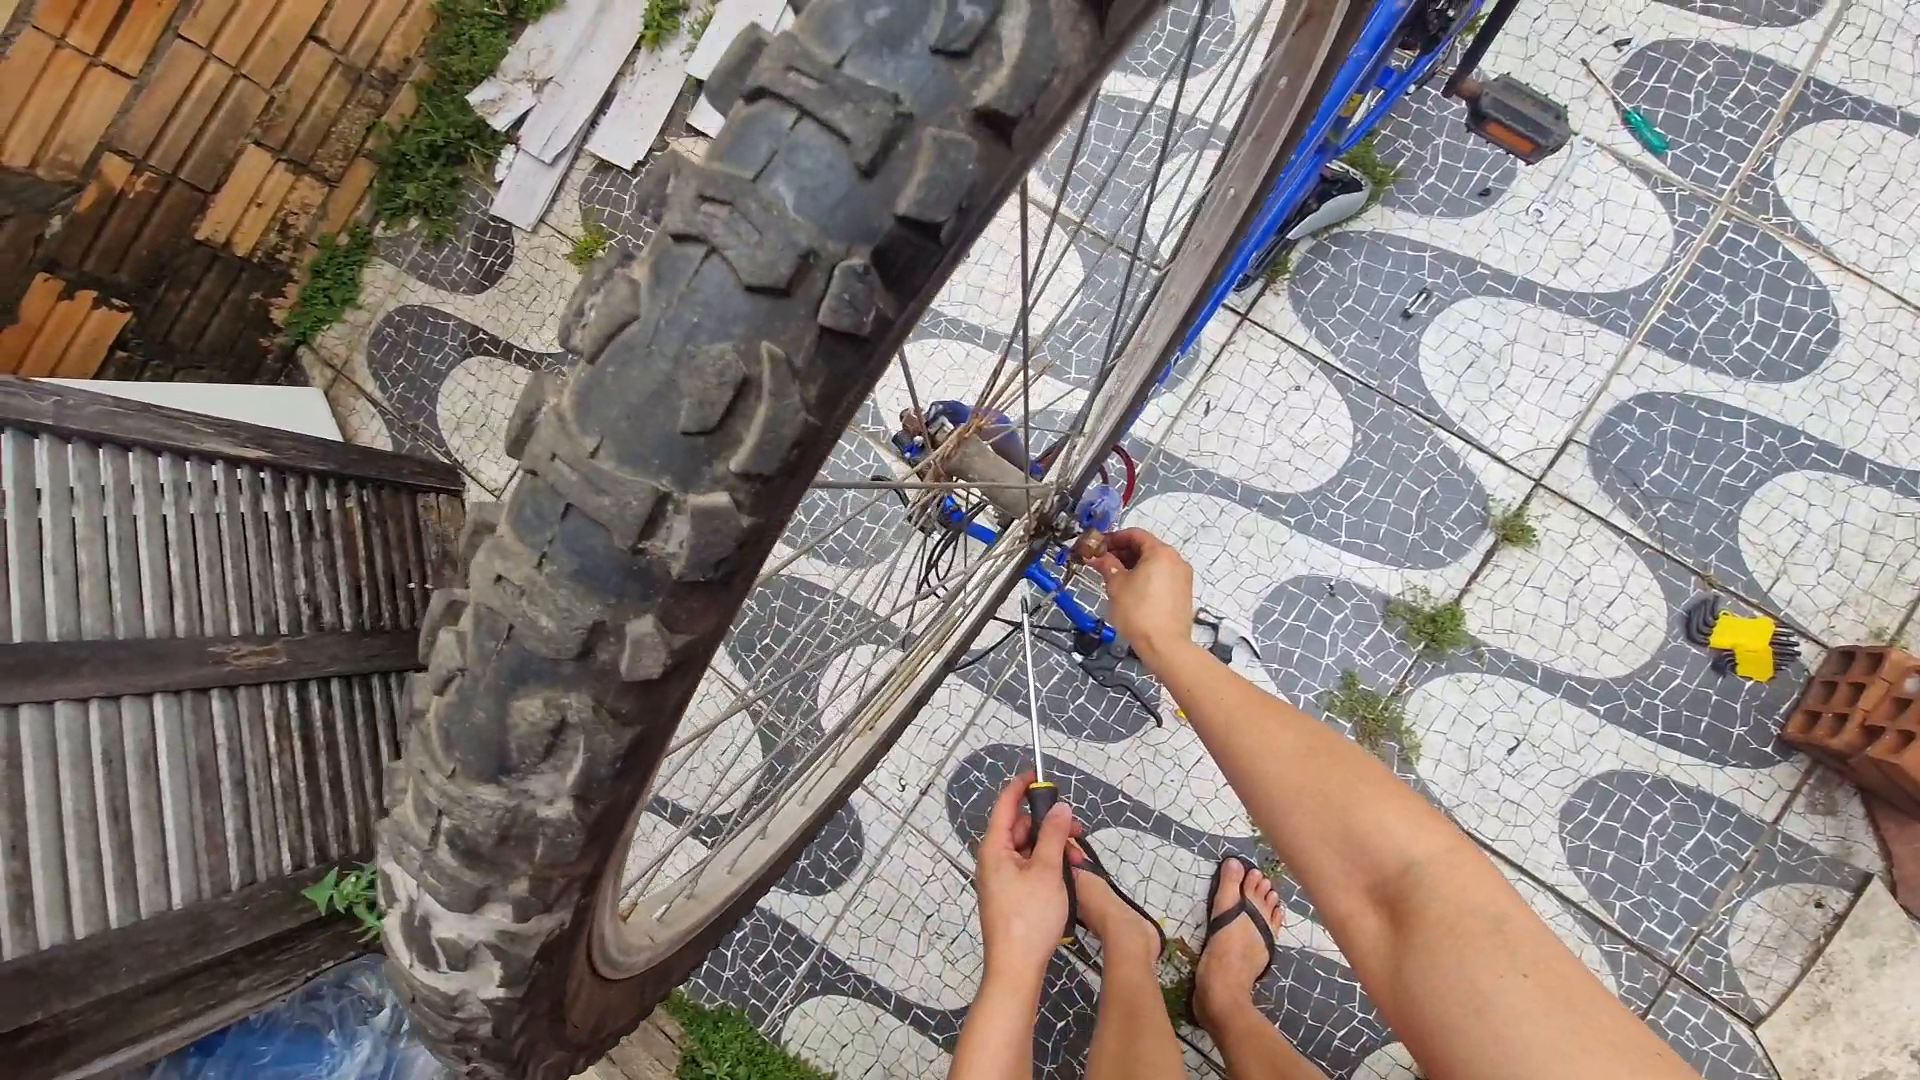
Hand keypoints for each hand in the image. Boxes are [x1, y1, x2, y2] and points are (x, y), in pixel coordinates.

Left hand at [974, 772, 1077, 985]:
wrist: (1016, 969)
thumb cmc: (1029, 916)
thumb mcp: (1047, 870)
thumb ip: (1054, 835)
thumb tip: (1060, 808)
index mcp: (994, 846)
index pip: (1006, 803)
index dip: (1022, 785)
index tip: (1041, 775)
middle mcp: (994, 857)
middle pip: (1021, 827)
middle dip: (1050, 825)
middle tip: (1078, 831)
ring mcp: (1001, 877)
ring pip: (1029, 848)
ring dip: (1054, 848)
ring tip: (1079, 861)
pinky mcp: (1011, 894)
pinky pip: (1030, 867)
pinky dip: (1048, 865)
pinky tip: (1069, 875)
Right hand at [1089, 528, 1193, 661]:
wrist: (1164, 645)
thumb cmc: (1138, 612)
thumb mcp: (1116, 585)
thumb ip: (1107, 565)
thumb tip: (1097, 557)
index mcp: (1160, 552)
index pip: (1134, 534)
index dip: (1113, 538)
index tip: (1098, 546)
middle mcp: (1175, 559)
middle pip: (1145, 547)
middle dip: (1122, 552)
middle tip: (1102, 562)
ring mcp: (1182, 576)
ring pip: (1154, 562)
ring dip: (1132, 564)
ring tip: (1113, 576)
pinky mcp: (1182, 591)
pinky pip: (1161, 575)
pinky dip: (1145, 575)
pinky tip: (1130, 588)